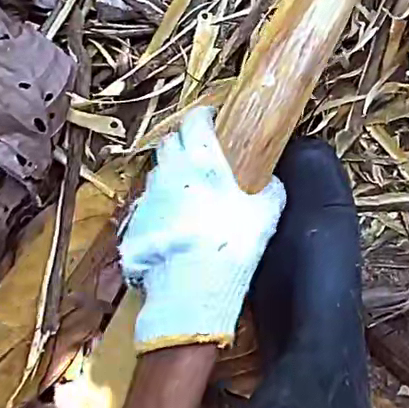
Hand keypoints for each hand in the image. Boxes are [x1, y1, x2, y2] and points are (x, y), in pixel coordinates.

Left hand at [120, 106, 285, 352]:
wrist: (190, 291)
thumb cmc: (232, 247)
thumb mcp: (265, 215)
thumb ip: (270, 190)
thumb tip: (272, 181)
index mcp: (202, 160)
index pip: (195, 120)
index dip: (203, 116)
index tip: (212, 119)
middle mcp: (171, 170)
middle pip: (171, 141)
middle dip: (184, 142)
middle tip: (200, 154)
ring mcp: (149, 195)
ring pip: (157, 171)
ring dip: (171, 173)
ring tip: (189, 191)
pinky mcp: (135, 221)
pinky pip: (148, 203)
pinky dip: (160, 205)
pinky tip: (175, 223)